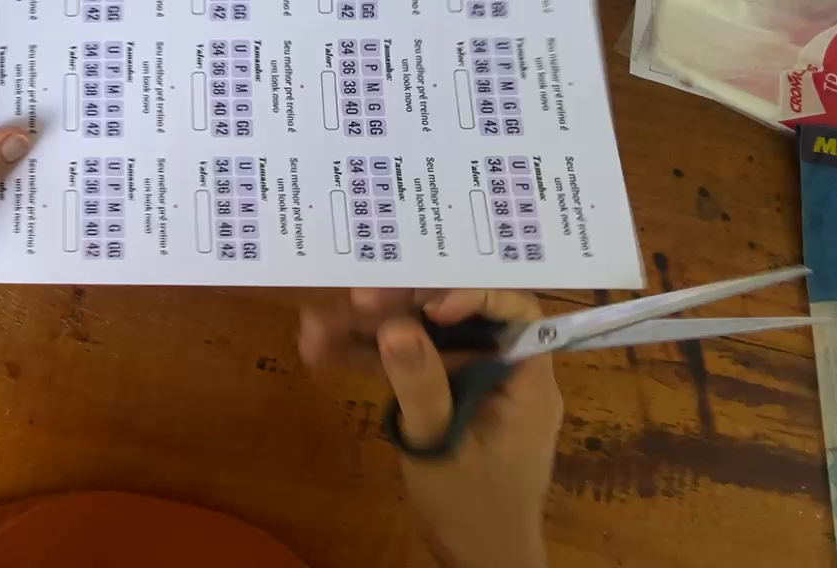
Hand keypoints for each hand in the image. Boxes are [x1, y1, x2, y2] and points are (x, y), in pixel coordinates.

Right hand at [300, 289, 560, 567]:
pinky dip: (363, 355)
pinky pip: (399, 359)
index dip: (474, 295)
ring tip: (313, 325)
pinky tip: (320, 349)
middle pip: (451, 314)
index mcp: (523, 380)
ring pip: (416, 333)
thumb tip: (395, 327)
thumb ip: (422, 386)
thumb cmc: (474, 508)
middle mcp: (494, 367)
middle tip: (354, 299)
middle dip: (399, 304)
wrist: (473, 559)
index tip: (427, 303)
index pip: (515, 313)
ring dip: (366, 329)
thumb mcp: (444, 446)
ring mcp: (461, 375)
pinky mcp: (433, 387)